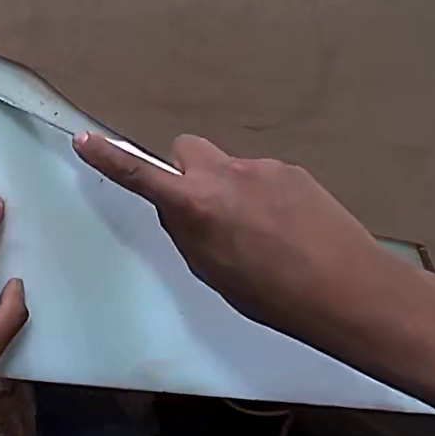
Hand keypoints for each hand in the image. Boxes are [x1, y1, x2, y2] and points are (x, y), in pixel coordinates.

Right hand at [73, 133, 411, 341]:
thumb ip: (185, 232)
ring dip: (228, 190)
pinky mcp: (292, 170)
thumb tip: (177, 209)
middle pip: (186, 149)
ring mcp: (262, 168)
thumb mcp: (211, 271)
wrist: (349, 290)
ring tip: (259, 233)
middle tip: (201, 206)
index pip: (140, 175)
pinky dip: (261, 196)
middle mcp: (225, 176)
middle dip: (184, 171)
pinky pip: (260, 176)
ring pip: (226, 167)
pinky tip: (285, 227)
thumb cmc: (272, 295)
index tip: (84, 140)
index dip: (108, 158)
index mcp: (197, 206)